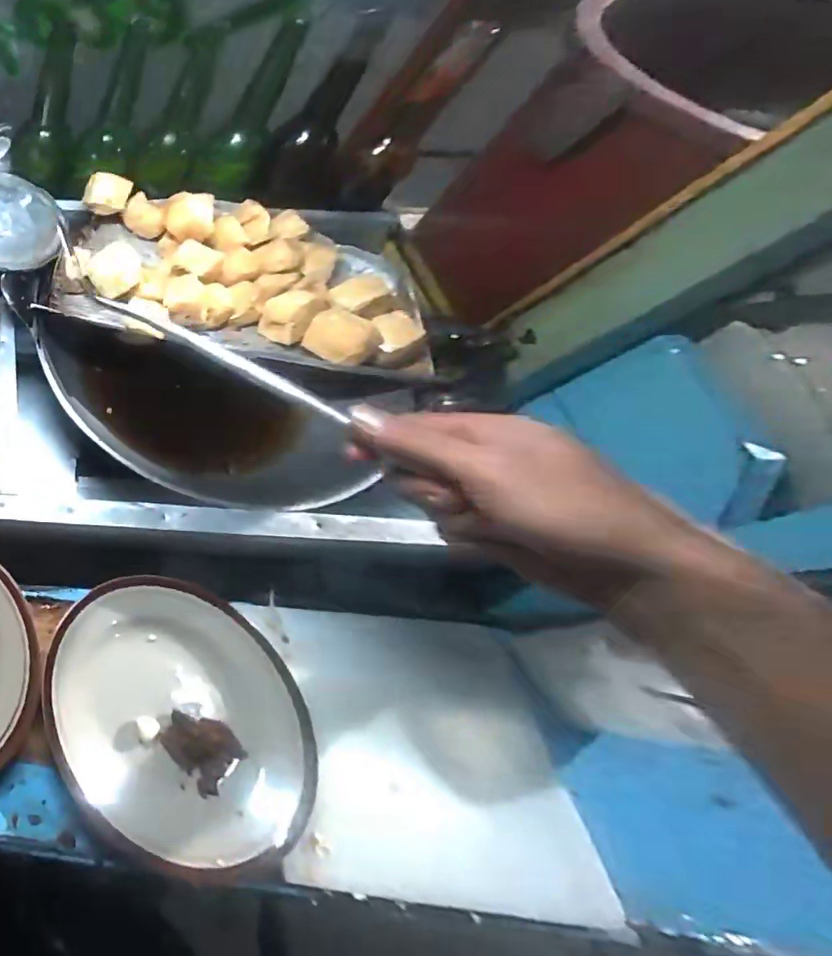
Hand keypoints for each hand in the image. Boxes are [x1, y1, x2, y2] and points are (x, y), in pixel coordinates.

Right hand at [347, 408, 739, 607]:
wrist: (631, 568)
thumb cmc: (558, 506)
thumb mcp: (480, 468)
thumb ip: (415, 443)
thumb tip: (356, 414)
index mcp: (489, 430)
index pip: (413, 425)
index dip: (379, 438)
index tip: (351, 456)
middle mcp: (487, 457)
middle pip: (417, 464)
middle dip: (426, 485)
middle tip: (454, 498)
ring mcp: (494, 492)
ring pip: (431, 498)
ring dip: (449, 514)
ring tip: (487, 524)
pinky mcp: (498, 523)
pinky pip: (452, 524)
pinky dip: (468, 534)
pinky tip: (497, 540)